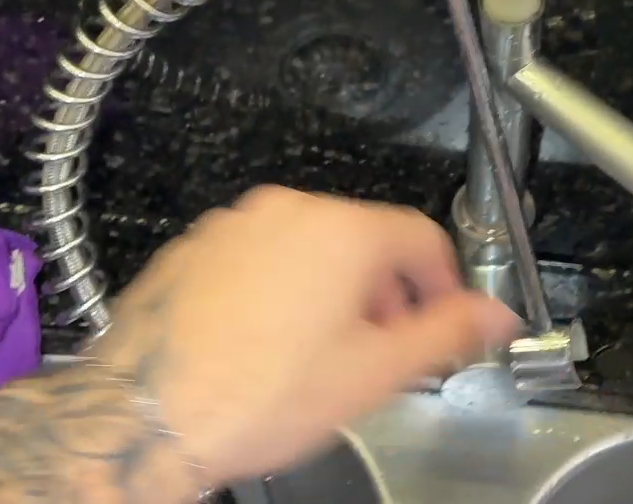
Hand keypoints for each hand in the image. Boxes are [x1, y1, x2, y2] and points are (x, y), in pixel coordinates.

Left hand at [92, 186, 519, 486]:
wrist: (136, 421)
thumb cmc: (255, 395)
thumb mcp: (374, 373)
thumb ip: (449, 333)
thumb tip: (496, 315)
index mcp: (345, 230)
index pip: (423, 237)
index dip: (442, 283)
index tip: (437, 319)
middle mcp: (293, 211)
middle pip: (367, 240)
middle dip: (385, 293)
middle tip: (379, 348)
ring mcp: (239, 222)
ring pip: (314, 245)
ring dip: (333, 289)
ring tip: (318, 353)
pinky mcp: (200, 244)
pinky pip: (262, 253)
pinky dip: (280, 285)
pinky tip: (266, 341)